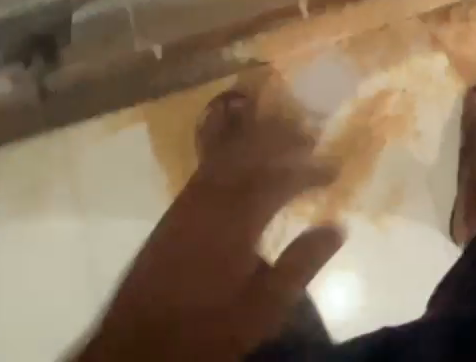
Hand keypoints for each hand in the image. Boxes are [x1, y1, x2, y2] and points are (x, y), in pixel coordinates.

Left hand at [81, 93, 343, 361]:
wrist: (139, 343)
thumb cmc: (207, 328)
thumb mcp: (263, 308)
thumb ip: (301, 264)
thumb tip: (337, 227)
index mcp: (237, 218)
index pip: (281, 178)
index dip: (310, 169)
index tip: (335, 168)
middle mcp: (212, 197)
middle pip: (251, 150)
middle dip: (283, 137)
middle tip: (311, 134)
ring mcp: (189, 199)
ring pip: (227, 151)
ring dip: (257, 138)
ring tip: (282, 134)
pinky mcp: (176, 208)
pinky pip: (210, 163)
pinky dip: (232, 150)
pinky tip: (242, 156)